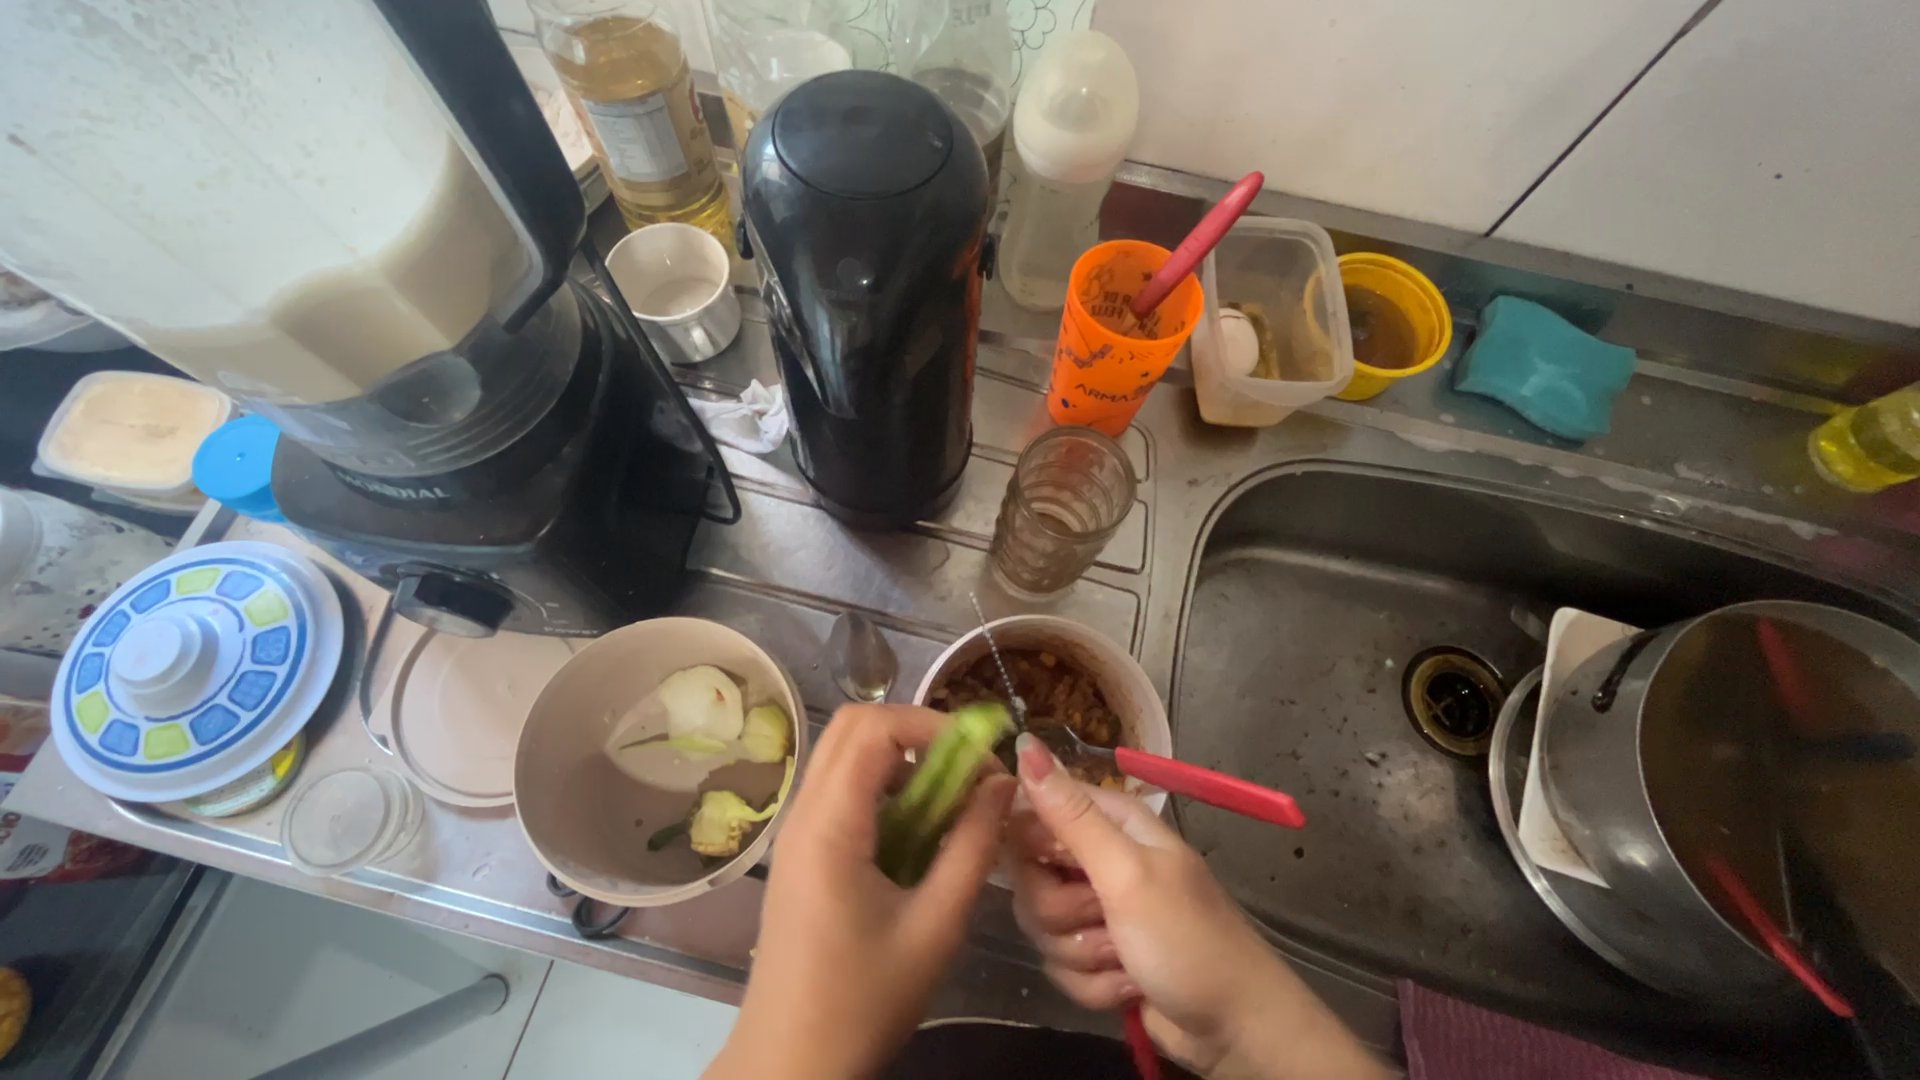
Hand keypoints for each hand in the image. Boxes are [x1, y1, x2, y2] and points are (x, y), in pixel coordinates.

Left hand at [706, 705, 1015, 1079]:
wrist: (788, 1064)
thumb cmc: (863, 1001)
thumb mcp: (936, 925)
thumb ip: (973, 846)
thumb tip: (1004, 783)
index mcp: (830, 825)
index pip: (874, 727)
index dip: (932, 724)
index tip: (980, 759)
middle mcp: (804, 812)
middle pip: (852, 726)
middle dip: (915, 731)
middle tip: (965, 768)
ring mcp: (796, 830)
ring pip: (844, 754)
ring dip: (899, 758)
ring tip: (948, 799)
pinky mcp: (801, 850)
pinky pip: (841, 788)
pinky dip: (882, 786)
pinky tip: (916, 829)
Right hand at [1008, 734, 1387, 1079]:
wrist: (1236, 1030)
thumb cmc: (1188, 940)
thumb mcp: (1128, 873)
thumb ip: (1071, 816)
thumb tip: (1025, 743)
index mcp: (1110, 821)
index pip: (1033, 808)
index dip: (1028, 842)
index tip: (1049, 867)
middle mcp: (1099, 856)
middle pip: (1030, 874)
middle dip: (1059, 911)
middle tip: (1102, 918)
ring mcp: (1095, 908)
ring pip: (1041, 924)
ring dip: (1081, 952)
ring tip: (1125, 958)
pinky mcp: (1095, 954)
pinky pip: (1058, 962)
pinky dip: (1092, 982)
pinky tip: (1128, 985)